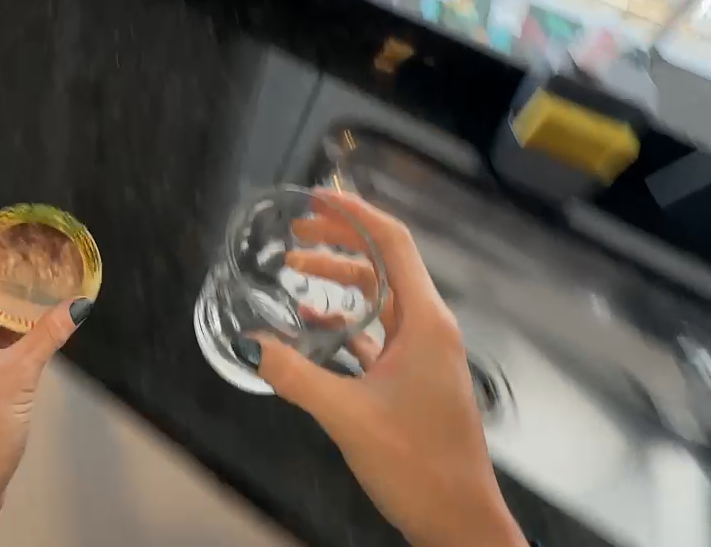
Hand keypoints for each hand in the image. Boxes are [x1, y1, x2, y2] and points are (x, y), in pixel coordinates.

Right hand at [240, 193, 525, 546]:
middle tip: (295, 231)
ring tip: (295, 270)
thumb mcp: (347, 416)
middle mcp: (427, 325)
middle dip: (339, 239)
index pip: (393, 242)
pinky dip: (345, 315)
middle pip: (383, 260)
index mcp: (424, 320)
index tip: (316, 197)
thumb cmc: (417, 464)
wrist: (461, 526)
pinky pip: (377, 327)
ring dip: (338, 277)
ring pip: (378, 293)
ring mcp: (423, 350)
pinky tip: (312, 322)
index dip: (355, 213)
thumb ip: (295, 374)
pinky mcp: (414, 374)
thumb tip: (249, 343)